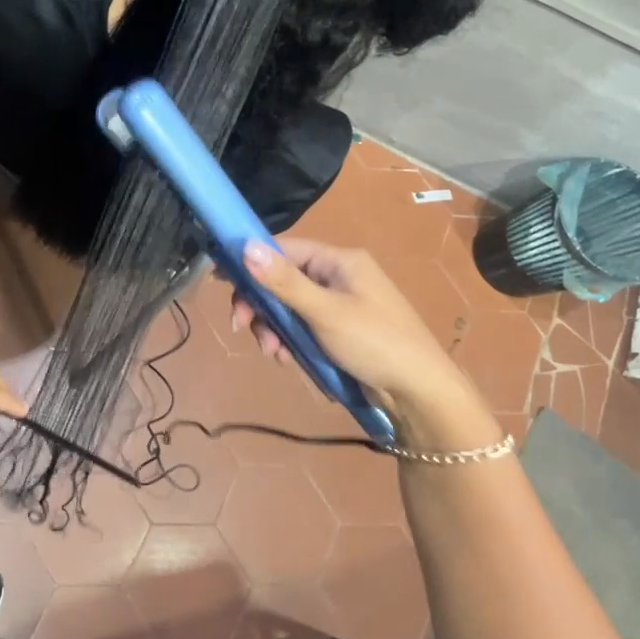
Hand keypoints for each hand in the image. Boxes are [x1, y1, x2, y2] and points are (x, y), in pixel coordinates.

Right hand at [229, 238, 466, 407]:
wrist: (418, 393)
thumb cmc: (375, 343)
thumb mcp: (325, 312)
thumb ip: (284, 281)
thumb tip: (246, 245)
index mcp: (340, 262)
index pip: (283, 249)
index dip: (250, 263)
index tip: (221, 282)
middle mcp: (337, 277)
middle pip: (280, 280)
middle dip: (259, 305)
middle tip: (242, 327)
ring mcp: (337, 305)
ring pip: (285, 308)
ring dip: (271, 329)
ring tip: (274, 353)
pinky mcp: (336, 331)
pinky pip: (299, 328)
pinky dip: (287, 341)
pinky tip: (287, 359)